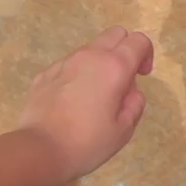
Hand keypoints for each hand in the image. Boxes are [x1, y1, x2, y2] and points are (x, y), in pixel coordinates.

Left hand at [16, 27, 154, 181]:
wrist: (39, 150)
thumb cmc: (86, 143)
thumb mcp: (123, 130)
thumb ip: (135, 103)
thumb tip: (129, 91)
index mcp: (114, 67)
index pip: (138, 41)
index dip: (146, 55)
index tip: (142, 75)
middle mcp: (89, 56)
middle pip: (114, 34)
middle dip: (124, 50)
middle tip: (122, 79)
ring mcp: (63, 63)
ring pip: (89, 49)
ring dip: (99, 62)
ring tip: (94, 95)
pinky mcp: (44, 74)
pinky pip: (68, 65)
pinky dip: (76, 75)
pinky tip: (70, 101)